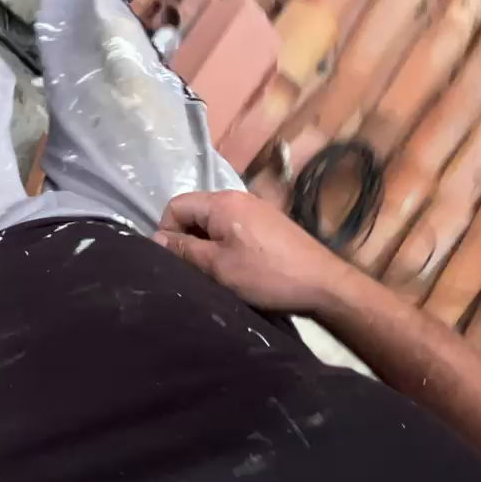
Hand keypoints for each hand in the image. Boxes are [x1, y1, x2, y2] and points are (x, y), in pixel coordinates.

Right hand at [156, 190, 357, 312]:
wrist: (325, 285)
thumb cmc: (267, 275)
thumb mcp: (218, 267)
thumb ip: (184, 250)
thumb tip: (155, 238)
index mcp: (221, 202)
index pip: (175, 205)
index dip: (167, 232)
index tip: (176, 261)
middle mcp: (236, 196)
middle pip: (195, 211)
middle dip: (188, 238)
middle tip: (195, 269)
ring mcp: (255, 207)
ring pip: (214, 221)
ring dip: (208, 243)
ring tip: (217, 271)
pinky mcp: (269, 222)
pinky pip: (233, 226)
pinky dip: (226, 243)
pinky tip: (239, 267)